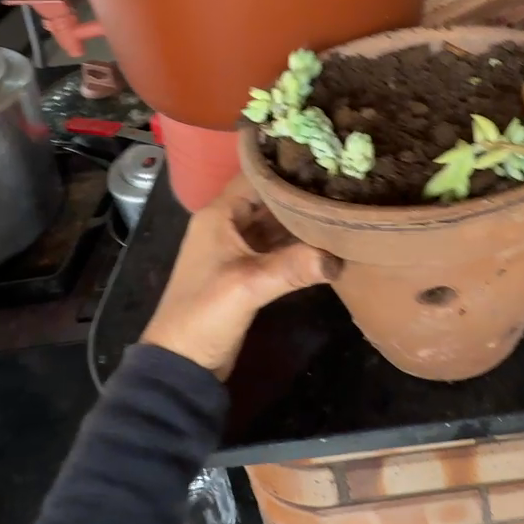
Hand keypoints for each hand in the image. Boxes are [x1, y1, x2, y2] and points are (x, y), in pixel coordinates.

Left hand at [140, 173, 338, 378]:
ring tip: (340, 205)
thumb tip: (338, 259)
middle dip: (300, 192)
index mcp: (219, 214)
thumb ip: (292, 266)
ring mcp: (237, 247)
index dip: (287, 166)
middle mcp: (227, 223)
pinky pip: (277, 245)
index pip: (256, 175)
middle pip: (269, 197)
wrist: (181, 364)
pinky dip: (298, 241)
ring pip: (275, 222)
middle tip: (341, 182)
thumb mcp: (248, 285)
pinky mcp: (247, 269)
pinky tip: (326, 239)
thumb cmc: (204, 313)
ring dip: (302, 218)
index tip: (324, 159)